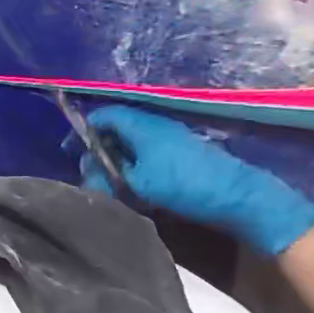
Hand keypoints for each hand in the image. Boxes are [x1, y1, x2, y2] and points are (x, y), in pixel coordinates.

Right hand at [68, 105, 313, 257]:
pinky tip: (137, 178)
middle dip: (100, 143)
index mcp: (139, 125)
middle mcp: (155, 122)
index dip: (83, 130)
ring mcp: (173, 132)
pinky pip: (149, 144)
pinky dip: (136, 156)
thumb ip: (106, 177)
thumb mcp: (137, 186)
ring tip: (111, 174)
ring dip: (119, 151)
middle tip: (90, 166)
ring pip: (134, 135)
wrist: (240, 196)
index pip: (101, 116)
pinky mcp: (185, 146)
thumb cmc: (183, 186)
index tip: (73, 151)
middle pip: (117, 124)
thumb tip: (86, 175)